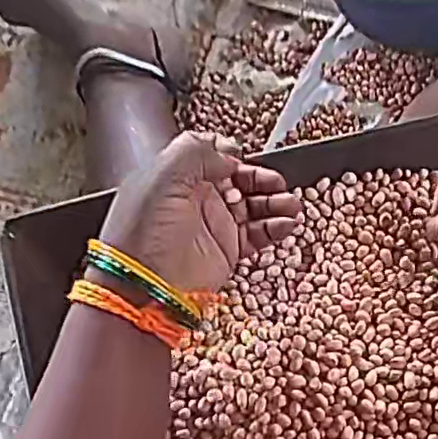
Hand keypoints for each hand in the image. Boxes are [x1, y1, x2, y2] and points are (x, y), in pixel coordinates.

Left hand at [98, 132, 301, 296]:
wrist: (146, 286)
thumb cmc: (145, 233)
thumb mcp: (164, 176)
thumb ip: (198, 152)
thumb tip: (230, 152)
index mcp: (178, 175)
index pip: (214, 155)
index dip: (233, 155)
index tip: (245, 158)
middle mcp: (198, 198)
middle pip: (239, 180)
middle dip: (261, 179)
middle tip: (279, 183)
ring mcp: (214, 226)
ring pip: (253, 207)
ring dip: (274, 203)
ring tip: (292, 204)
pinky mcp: (227, 252)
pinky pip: (257, 235)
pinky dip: (275, 228)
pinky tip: (287, 224)